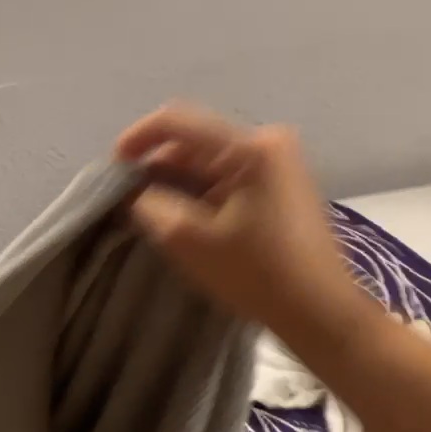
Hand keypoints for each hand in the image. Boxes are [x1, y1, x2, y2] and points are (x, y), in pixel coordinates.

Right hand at [115, 105, 368, 345]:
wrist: (319, 310)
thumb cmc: (254, 273)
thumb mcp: (184, 238)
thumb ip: (146, 201)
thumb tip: (130, 187)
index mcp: (248, 147)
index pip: (174, 121)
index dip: (133, 141)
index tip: (111, 174)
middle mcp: (266, 141)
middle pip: (190, 139)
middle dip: (154, 167)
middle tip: (129, 202)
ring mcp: (277, 161)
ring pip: (204, 159)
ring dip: (174, 182)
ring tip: (153, 215)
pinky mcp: (278, 182)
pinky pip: (223, 173)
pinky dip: (196, 190)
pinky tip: (184, 219)